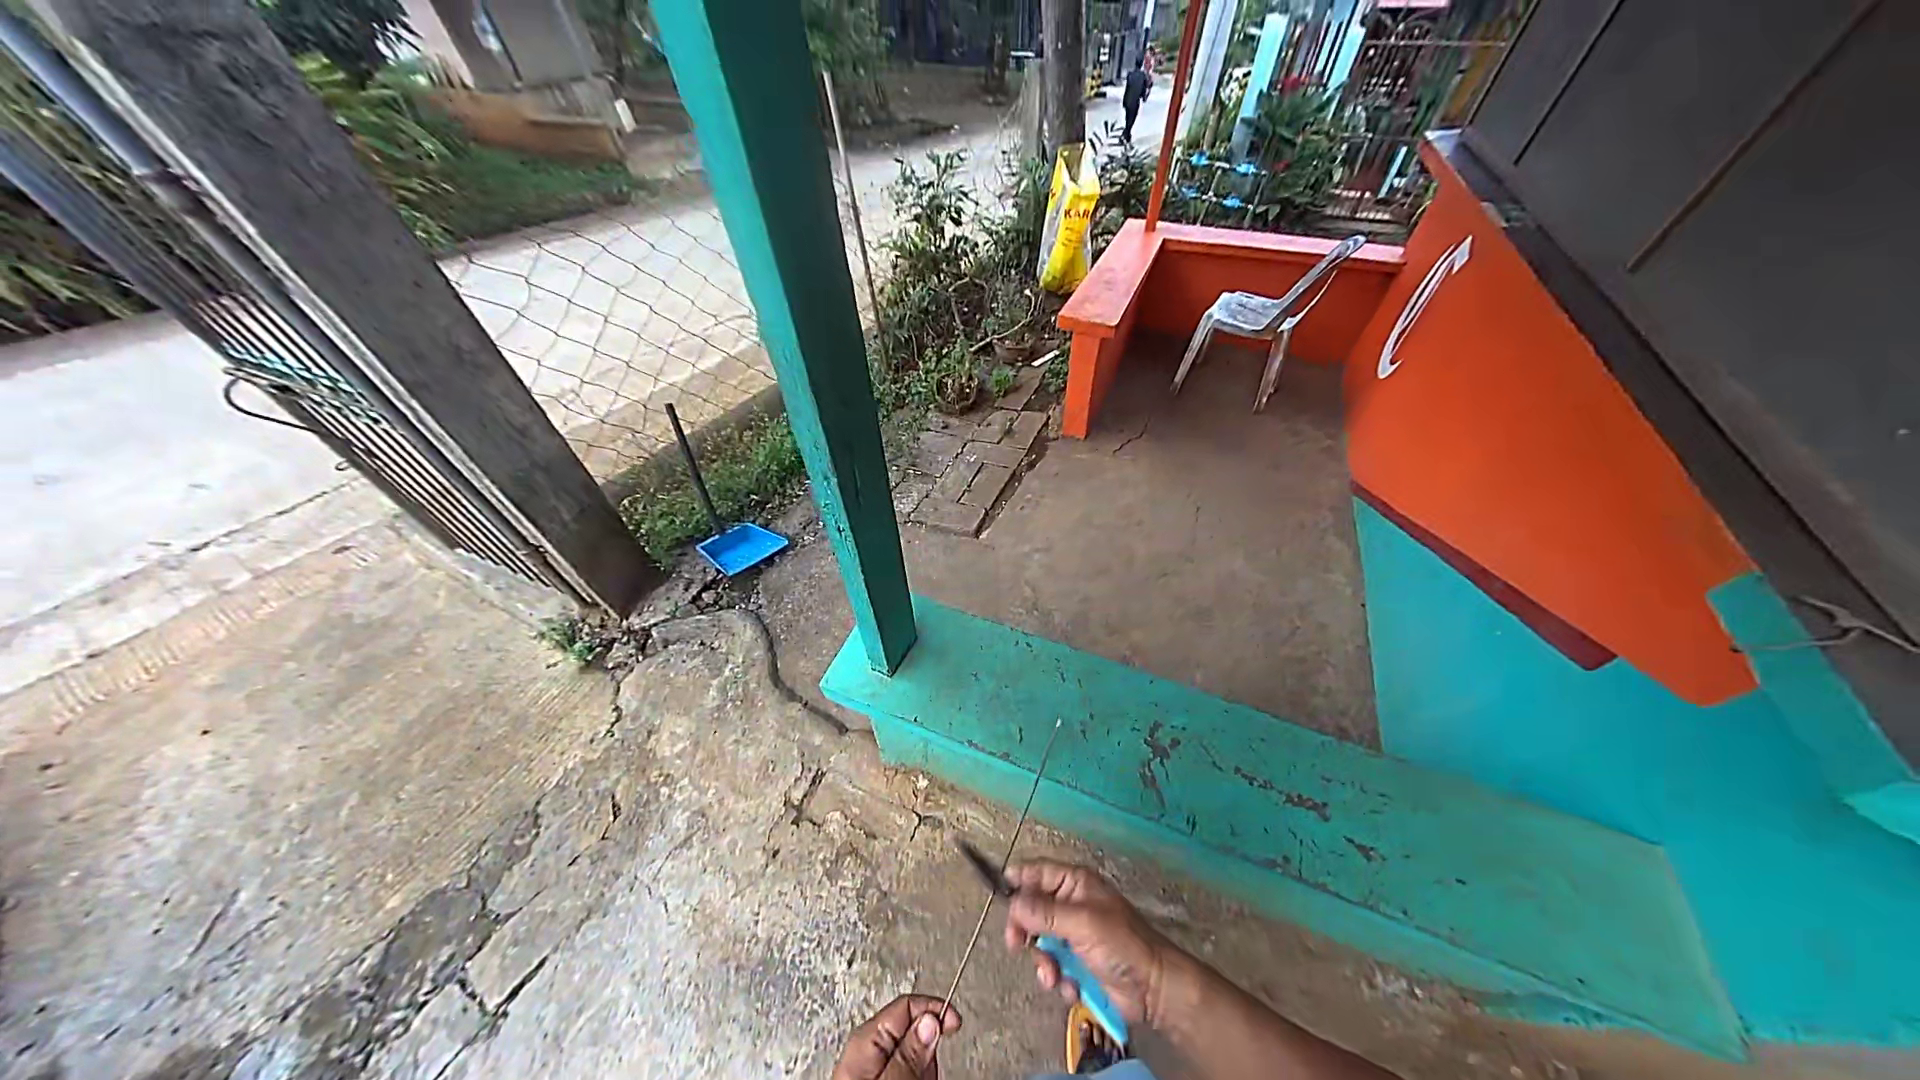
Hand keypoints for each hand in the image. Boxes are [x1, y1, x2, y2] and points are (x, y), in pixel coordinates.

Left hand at [830, 994, 962, 1079]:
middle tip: (926, 1076)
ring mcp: (872, 1072)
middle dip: (928, 1054)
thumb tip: (929, 1020)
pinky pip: (907, 1076)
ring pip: (914, 1060)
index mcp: (866, 1041)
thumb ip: (908, 1054)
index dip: (934, 1010)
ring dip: (924, 1073)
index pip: (907, 1005)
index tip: (954, 1024)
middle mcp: (867, 1052)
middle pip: (913, 1034)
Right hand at [1000, 860, 1171, 1028]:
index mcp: (1075, 883)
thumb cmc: (1122, 944)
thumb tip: (1013, 903)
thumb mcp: (1082, 922)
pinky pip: (1053, 965)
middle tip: (1018, 944)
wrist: (1153, 989)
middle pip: (1031, 909)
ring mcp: (1073, 934)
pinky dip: (1058, 978)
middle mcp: (1071, 904)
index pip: (1037, 872)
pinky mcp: (1076, 962)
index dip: (1017, 882)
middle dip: (1026, 931)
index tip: (1000, 897)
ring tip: (1054, 976)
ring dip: (1044, 961)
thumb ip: (1044, 912)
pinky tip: (1072, 986)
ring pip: (1040, 942)